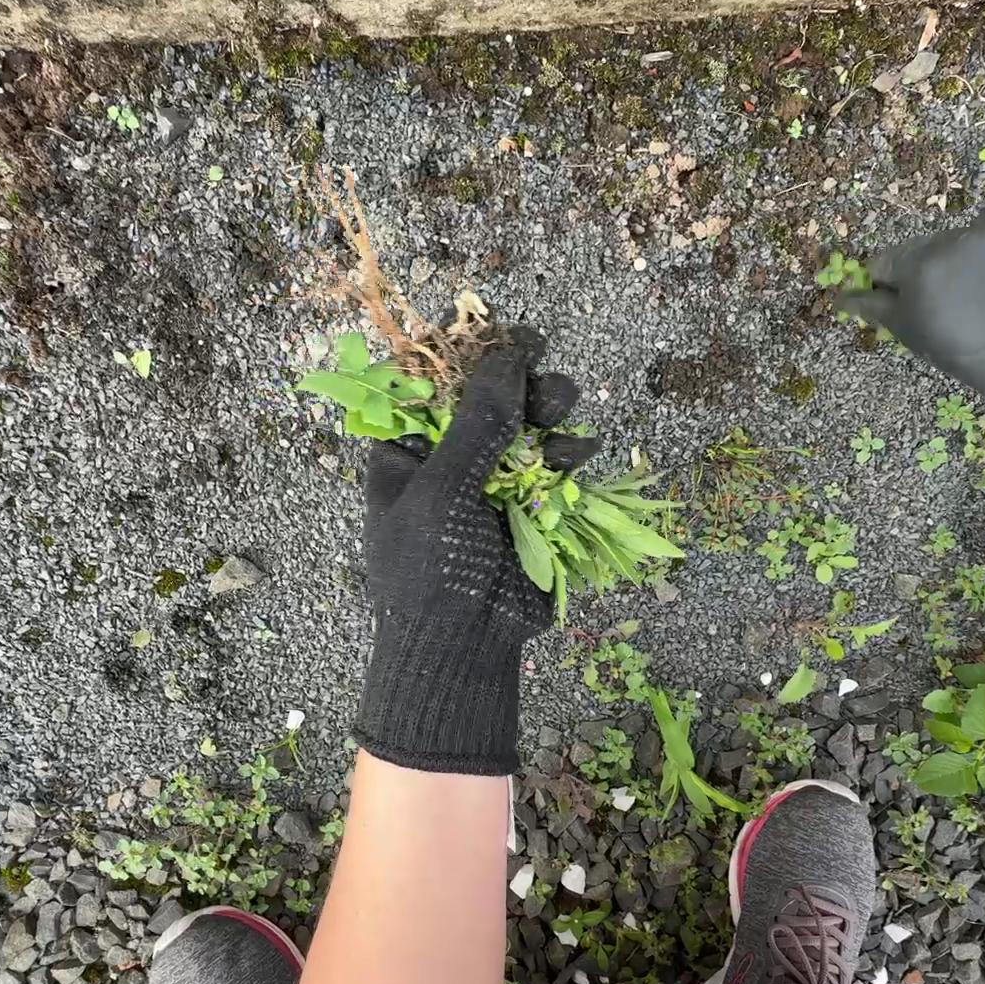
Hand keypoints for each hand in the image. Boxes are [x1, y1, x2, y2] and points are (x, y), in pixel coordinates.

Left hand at [355, 329, 597, 775]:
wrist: (461, 646)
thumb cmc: (431, 568)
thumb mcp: (443, 491)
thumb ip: (478, 425)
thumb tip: (506, 359)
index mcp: (407, 455)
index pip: (433, 389)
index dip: (468, 358)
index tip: (506, 337)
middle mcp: (448, 463)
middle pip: (487, 403)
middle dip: (516, 384)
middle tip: (542, 367)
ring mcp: (490, 485)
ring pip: (525, 431)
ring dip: (546, 412)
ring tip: (565, 403)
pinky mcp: (528, 509)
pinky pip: (551, 469)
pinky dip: (565, 456)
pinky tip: (576, 452)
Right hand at [839, 206, 984, 477]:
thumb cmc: (958, 348)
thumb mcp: (907, 331)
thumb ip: (873, 307)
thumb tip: (841, 297)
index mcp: (913, 265)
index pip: (882, 263)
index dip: (887, 285)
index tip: (904, 304)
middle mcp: (944, 239)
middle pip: (915, 248)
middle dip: (919, 269)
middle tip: (939, 300)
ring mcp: (982, 232)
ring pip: (950, 239)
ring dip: (951, 257)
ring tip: (971, 287)